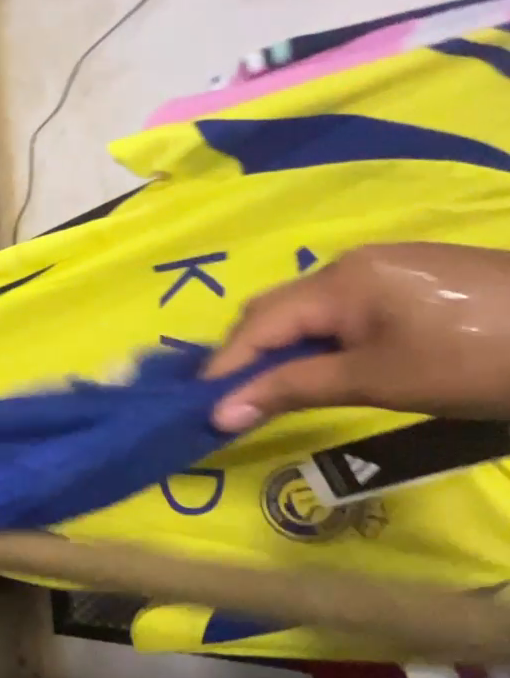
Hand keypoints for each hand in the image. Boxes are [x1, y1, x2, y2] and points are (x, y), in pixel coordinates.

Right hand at [205, 243, 509, 431]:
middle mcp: (356, 262)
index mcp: (342, 279)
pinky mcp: (419, 281)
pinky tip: (323, 368)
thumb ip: (289, 390)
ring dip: (282, 350)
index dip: (223, 369)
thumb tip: (217, 415)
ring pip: (307, 311)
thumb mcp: (378, 381)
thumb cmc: (482, 359)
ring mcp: (391, 267)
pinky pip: (343, 309)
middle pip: (274, 312)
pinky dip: (318, 341)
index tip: (197, 409)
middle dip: (246, 356)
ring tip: (274, 391)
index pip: (256, 326)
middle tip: (234, 404)